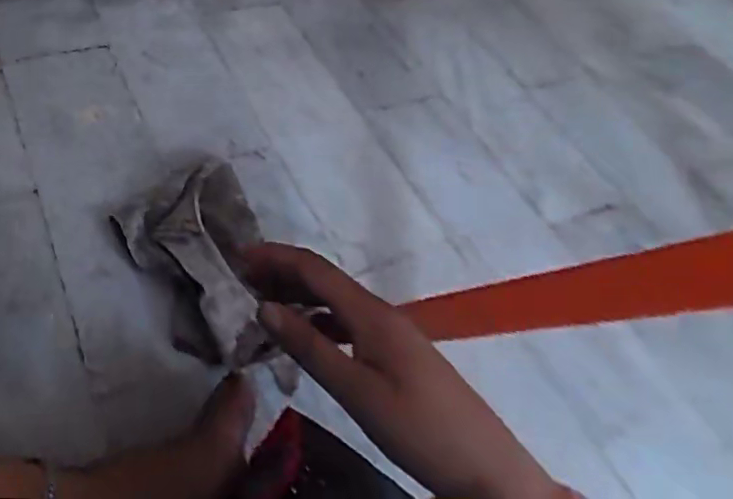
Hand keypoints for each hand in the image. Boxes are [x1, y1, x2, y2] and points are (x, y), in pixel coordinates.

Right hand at [243, 244, 561, 498]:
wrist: (497, 481)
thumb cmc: (422, 432)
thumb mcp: (357, 392)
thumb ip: (307, 346)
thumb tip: (261, 305)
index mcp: (372, 315)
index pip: (313, 268)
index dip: (272, 256)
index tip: (235, 257)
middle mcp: (382, 314)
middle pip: (322, 278)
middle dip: (279, 272)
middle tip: (240, 282)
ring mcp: (393, 334)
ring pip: (333, 299)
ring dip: (296, 295)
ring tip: (263, 307)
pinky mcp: (398, 355)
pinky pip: (347, 321)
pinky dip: (316, 318)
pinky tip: (303, 336)